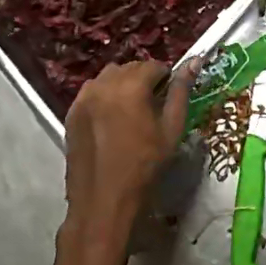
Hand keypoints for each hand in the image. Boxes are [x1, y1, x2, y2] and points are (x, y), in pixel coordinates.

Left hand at [63, 59, 196, 227]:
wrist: (102, 202)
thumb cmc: (143, 168)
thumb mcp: (170, 131)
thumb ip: (180, 93)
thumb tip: (193, 62)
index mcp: (131, 86)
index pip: (153, 66)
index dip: (165, 77)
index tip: (168, 94)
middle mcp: (105, 83)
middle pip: (129, 68)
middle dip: (143, 79)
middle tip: (151, 104)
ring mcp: (84, 96)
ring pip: (108, 76)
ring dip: (122, 84)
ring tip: (130, 110)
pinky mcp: (72, 111)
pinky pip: (92, 91)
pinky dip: (103, 96)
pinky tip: (110, 119)